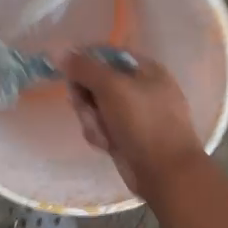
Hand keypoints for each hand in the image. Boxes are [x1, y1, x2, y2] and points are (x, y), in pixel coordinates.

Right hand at [62, 46, 206, 198]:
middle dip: (85, 96)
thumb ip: (83, 67)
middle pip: (94, 80)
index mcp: (145, 69)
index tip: (68, 72)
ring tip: (102, 133)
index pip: (104, 53)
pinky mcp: (126, 135)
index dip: (84, 60)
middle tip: (85, 106)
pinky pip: (100, 126)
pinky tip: (106, 145)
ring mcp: (133, 114)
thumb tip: (61, 53)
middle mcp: (139, 88)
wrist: (166, 174)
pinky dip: (99, 133)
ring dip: (90, 118)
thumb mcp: (111, 86)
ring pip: (94, 105)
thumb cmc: (143, 122)